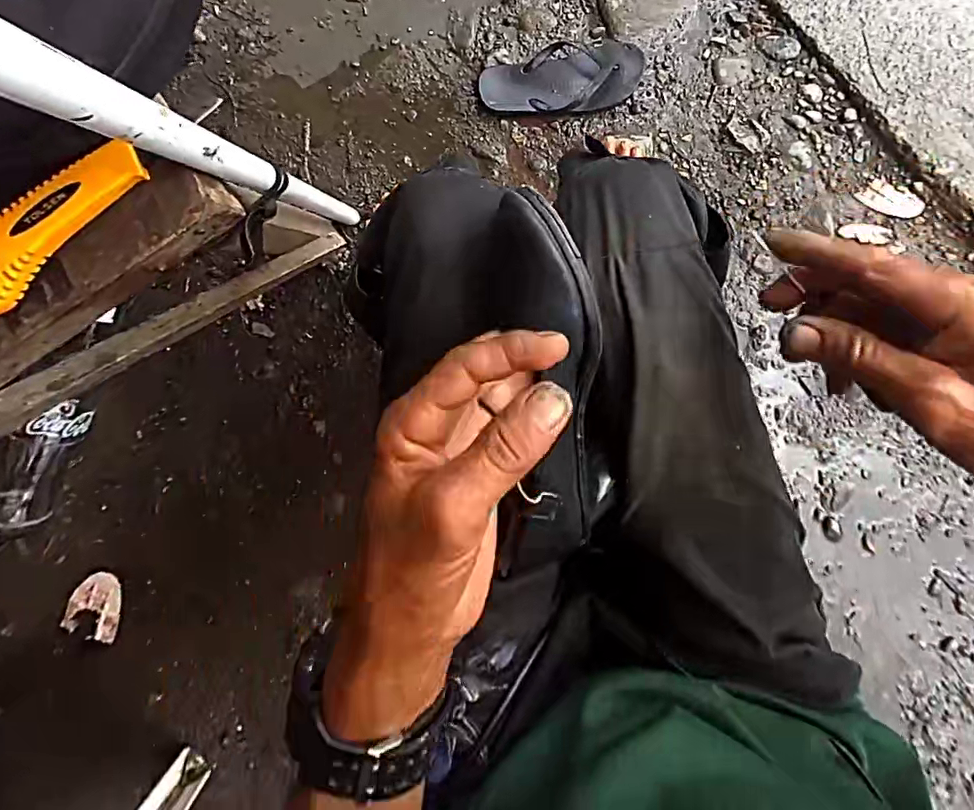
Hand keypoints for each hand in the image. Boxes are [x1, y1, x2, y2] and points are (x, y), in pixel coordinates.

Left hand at [325, 330, 573, 739]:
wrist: (408, 630)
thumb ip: (502, 452)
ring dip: (527, 385)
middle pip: (479, 375)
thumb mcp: (455, 509)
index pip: (462, 369)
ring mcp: (456, 449)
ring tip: (565, 376)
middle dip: (517, 359)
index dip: (507, 351)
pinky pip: (508, 430)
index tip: (555, 345)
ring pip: (496, 399)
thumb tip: (552, 399)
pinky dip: (532, 418)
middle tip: (564, 352)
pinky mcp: (478, 472)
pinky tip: (552, 413)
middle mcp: (432, 427)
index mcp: (411, 424)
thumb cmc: (413, 571)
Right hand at [760, 229, 973, 515]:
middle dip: (814, 293)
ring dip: (832, 330)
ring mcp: (948, 317)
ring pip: (867, 308)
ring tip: (813, 363)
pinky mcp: (943, 338)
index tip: (775, 242)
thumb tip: (800, 331)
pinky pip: (883, 331)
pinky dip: (855, 349)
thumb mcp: (930, 399)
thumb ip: (861, 358)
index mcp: (957, 302)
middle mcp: (952, 298)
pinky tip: (848, 378)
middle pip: (863, 281)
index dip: (816, 252)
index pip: (870, 266)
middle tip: (773, 308)